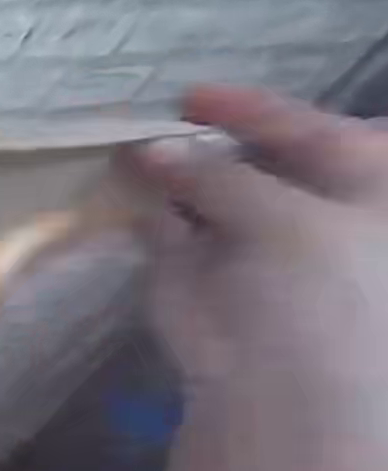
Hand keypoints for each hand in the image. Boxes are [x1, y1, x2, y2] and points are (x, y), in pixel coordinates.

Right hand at [125, 84, 387, 401]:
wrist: (277, 375)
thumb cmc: (325, 290)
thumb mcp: (289, 220)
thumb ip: (219, 179)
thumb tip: (148, 148)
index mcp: (364, 187)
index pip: (317, 132)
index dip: (257, 111)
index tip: (191, 94)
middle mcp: (303, 205)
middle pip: (251, 157)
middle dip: (205, 138)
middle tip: (153, 119)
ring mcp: (239, 234)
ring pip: (197, 187)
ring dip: (163, 170)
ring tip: (120, 148)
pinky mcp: (186, 261)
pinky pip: (157, 222)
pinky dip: (134, 205)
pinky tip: (108, 186)